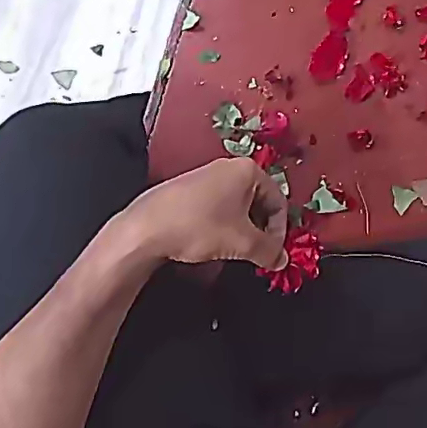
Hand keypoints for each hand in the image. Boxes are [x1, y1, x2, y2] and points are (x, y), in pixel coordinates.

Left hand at [104, 158, 288, 271]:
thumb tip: (281, 260)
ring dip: (242, 231)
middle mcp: (229, 167)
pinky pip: (219, 206)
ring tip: (233, 251)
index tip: (273, 253)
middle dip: (260, 231)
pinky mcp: (190, 189)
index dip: (280, 231)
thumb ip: (269, 251)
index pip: (279, 202)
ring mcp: (208, 176)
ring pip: (238, 206)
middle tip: (256, 254)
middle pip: (259, 203)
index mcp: (248, 170)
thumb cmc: (199, 227)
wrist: (144, 228)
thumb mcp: (242, 243)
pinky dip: (223, 225)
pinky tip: (212, 243)